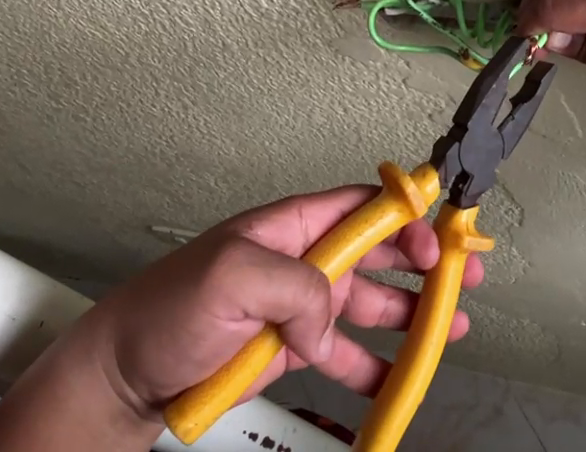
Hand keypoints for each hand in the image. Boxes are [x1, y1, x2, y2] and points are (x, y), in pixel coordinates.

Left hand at [54, 186, 484, 427]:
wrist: (124, 378)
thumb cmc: (165, 311)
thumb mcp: (231, 277)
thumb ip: (295, 286)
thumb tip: (328, 319)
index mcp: (291, 227)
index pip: (361, 208)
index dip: (404, 215)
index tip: (439, 233)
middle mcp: (303, 260)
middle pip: (377, 252)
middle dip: (423, 260)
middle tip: (462, 276)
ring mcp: (300, 306)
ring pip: (370, 304)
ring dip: (412, 313)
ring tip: (449, 327)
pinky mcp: (292, 350)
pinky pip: (345, 354)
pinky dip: (374, 365)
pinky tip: (397, 378)